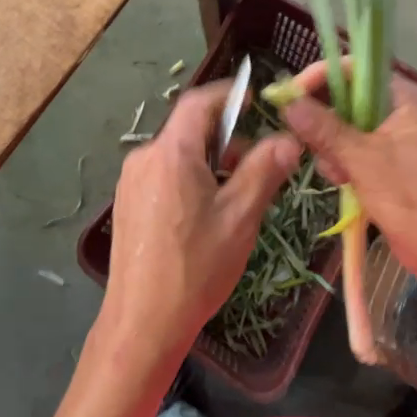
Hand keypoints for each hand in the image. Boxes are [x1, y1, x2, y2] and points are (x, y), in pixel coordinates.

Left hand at [98, 84, 300, 366]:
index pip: (199, 102)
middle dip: (226, 139)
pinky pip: (163, 176)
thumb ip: (264, 170)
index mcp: (171, 152)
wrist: (142, 321)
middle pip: (188, 131)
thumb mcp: (240, 217)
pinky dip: (190, 180)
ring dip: (209, 163)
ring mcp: (131, 182)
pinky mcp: (127, 204)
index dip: (228, 95)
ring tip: (238, 196)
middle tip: (259, 163)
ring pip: (177, 156)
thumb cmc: (196, 266)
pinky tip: (207, 215)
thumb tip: (288, 139)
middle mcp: (144, 157)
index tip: (256, 100)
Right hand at [280, 61, 416, 278]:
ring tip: (335, 172)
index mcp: (409, 99)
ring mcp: (402, 138)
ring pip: (350, 125)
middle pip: (350, 97)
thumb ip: (322, 127)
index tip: (291, 97)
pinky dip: (345, 161)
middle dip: (326, 120)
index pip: (356, 69)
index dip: (320, 78)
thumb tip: (287, 102)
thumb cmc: (411, 200)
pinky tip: (342, 182)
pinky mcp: (395, 163)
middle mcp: (407, 111)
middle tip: (307, 140)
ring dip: (333, 146)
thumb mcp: (360, 159)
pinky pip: (358, 148)